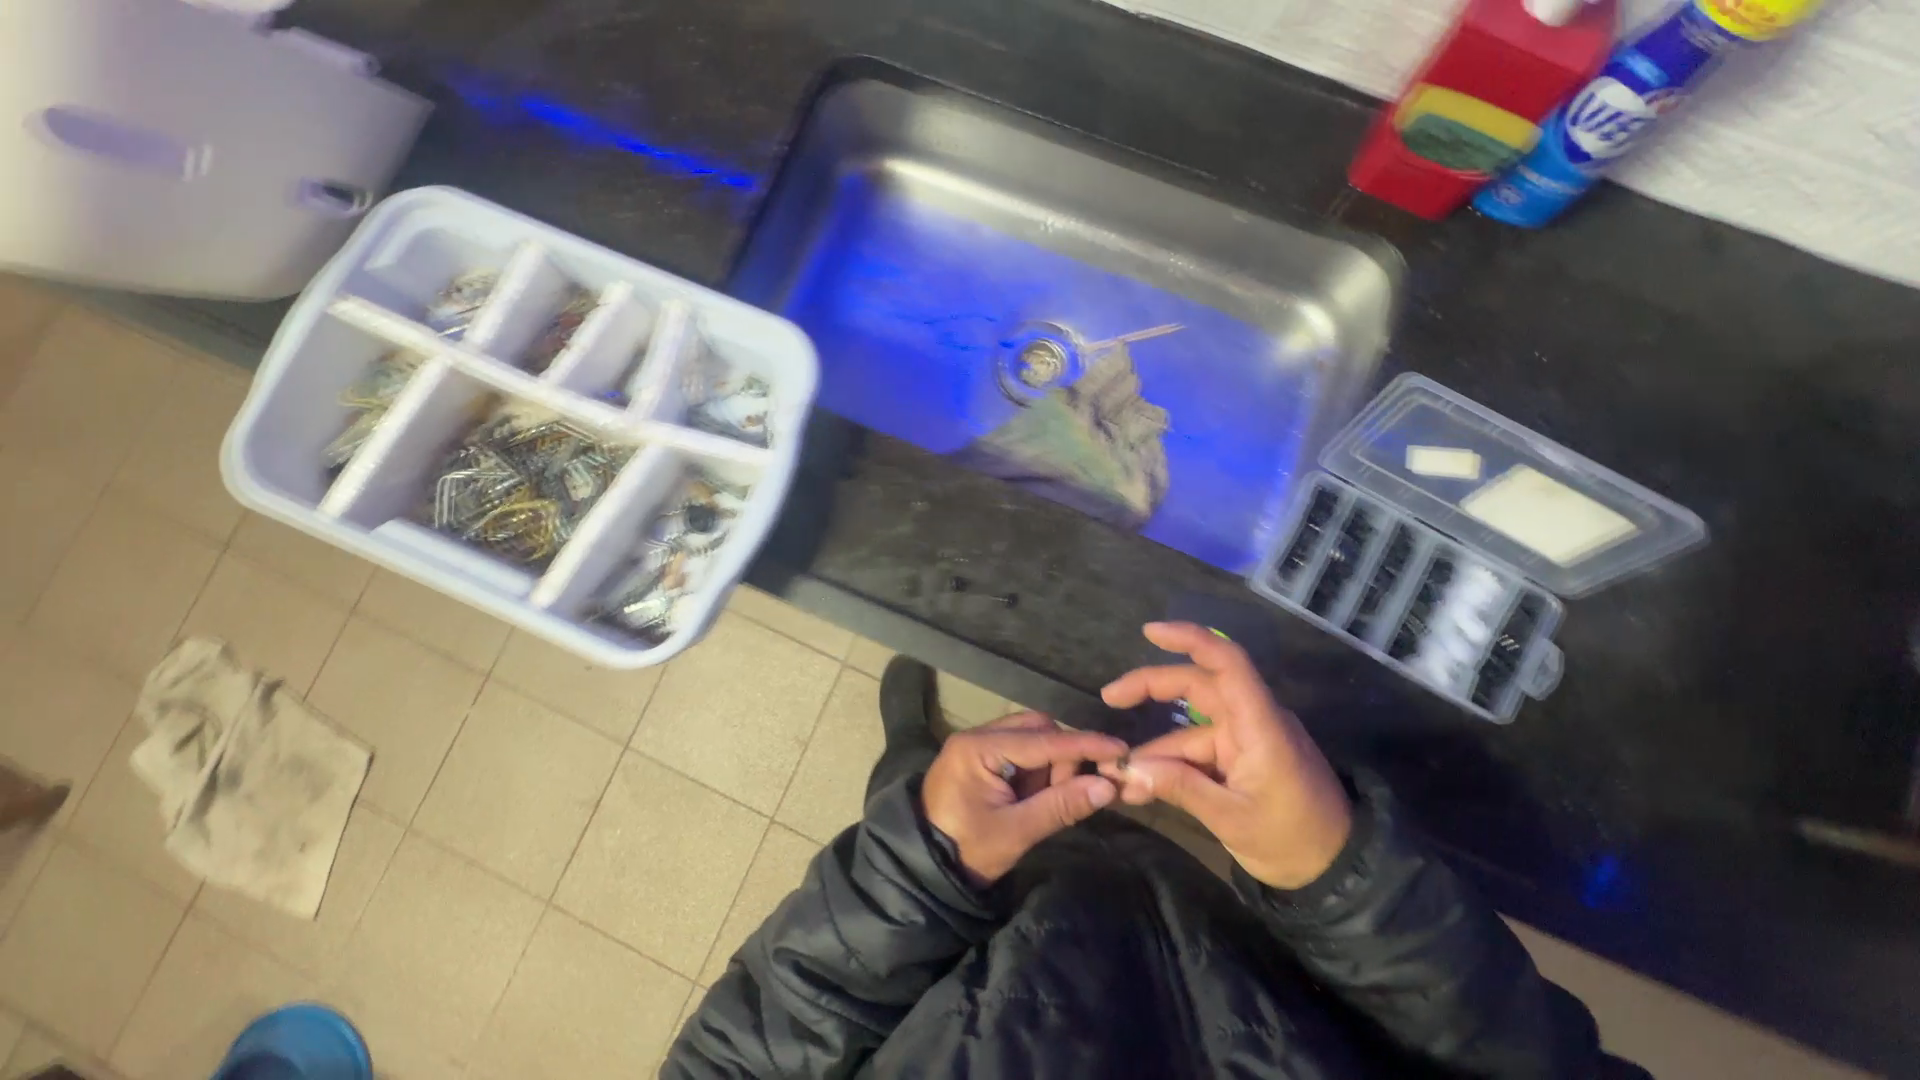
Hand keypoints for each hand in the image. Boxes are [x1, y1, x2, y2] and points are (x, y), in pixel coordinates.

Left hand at [921, 713, 1126, 885]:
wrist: (924, 869)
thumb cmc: (967, 851)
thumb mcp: (1017, 832)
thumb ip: (1061, 806)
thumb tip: (1108, 787)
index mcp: (978, 748)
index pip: (1043, 740)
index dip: (1084, 745)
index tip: (1121, 749)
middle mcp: (976, 736)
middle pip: (1037, 729)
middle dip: (1062, 757)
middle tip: (1072, 792)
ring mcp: (976, 746)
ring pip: (1031, 738)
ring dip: (1050, 764)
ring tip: (1047, 800)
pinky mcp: (980, 759)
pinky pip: (1019, 751)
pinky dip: (1036, 770)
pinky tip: (1035, 796)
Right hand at [1099, 622, 1351, 888]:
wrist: (1336, 872)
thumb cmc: (1292, 840)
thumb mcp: (1232, 818)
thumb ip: (1180, 788)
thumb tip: (1127, 769)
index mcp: (1260, 724)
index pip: (1228, 663)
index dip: (1190, 639)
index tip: (1149, 633)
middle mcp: (1252, 721)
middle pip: (1198, 686)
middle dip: (1151, 689)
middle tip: (1109, 698)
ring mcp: (1246, 741)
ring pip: (1190, 729)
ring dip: (1155, 749)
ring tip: (1119, 776)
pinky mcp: (1241, 760)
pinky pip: (1198, 752)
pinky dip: (1170, 766)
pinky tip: (1141, 787)